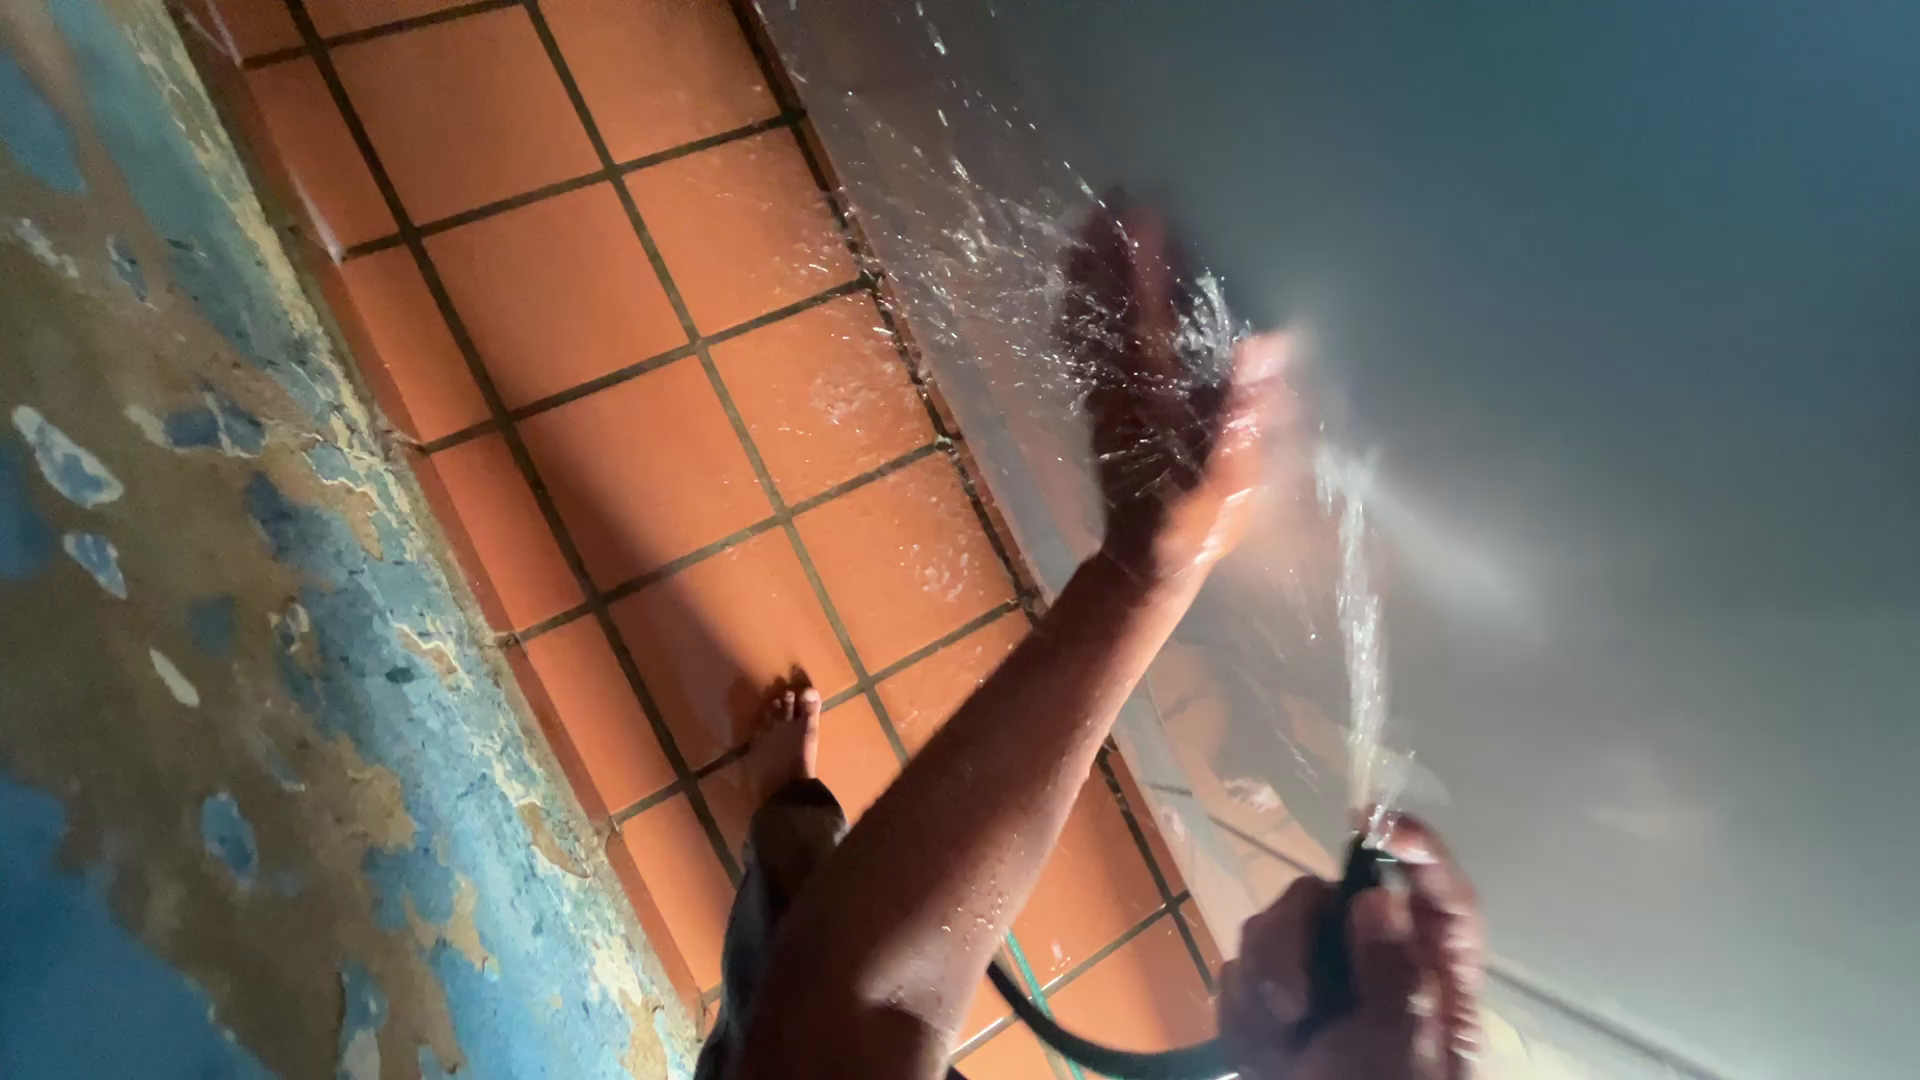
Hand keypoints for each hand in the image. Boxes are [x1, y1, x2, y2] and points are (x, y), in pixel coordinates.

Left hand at [1061, 197, 1292, 585]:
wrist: (1144, 554)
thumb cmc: (1196, 515)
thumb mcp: (1230, 472)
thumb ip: (1242, 411)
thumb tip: (1262, 345)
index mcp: (1157, 392)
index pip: (1149, 315)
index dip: (1146, 264)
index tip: (1143, 214)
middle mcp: (1122, 388)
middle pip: (1107, 313)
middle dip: (1105, 258)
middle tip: (1101, 204)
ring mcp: (1104, 400)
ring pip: (1086, 331)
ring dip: (1082, 282)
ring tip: (1078, 235)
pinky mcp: (1098, 413)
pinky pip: (1081, 354)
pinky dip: (1075, 319)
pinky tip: (1071, 302)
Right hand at [1218, 816, 1483, 1079]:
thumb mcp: (1402, 1064)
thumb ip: (1395, 985)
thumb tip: (1378, 897)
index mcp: (1429, 983)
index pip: (1442, 904)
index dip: (1421, 853)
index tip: (1381, 825)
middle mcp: (1371, 965)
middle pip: (1324, 899)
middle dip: (1291, 939)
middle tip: (1289, 1003)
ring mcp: (1315, 977)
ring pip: (1269, 927)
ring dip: (1262, 988)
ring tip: (1279, 1048)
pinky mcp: (1267, 994)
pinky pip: (1236, 968)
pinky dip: (1241, 1010)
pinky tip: (1264, 1053)